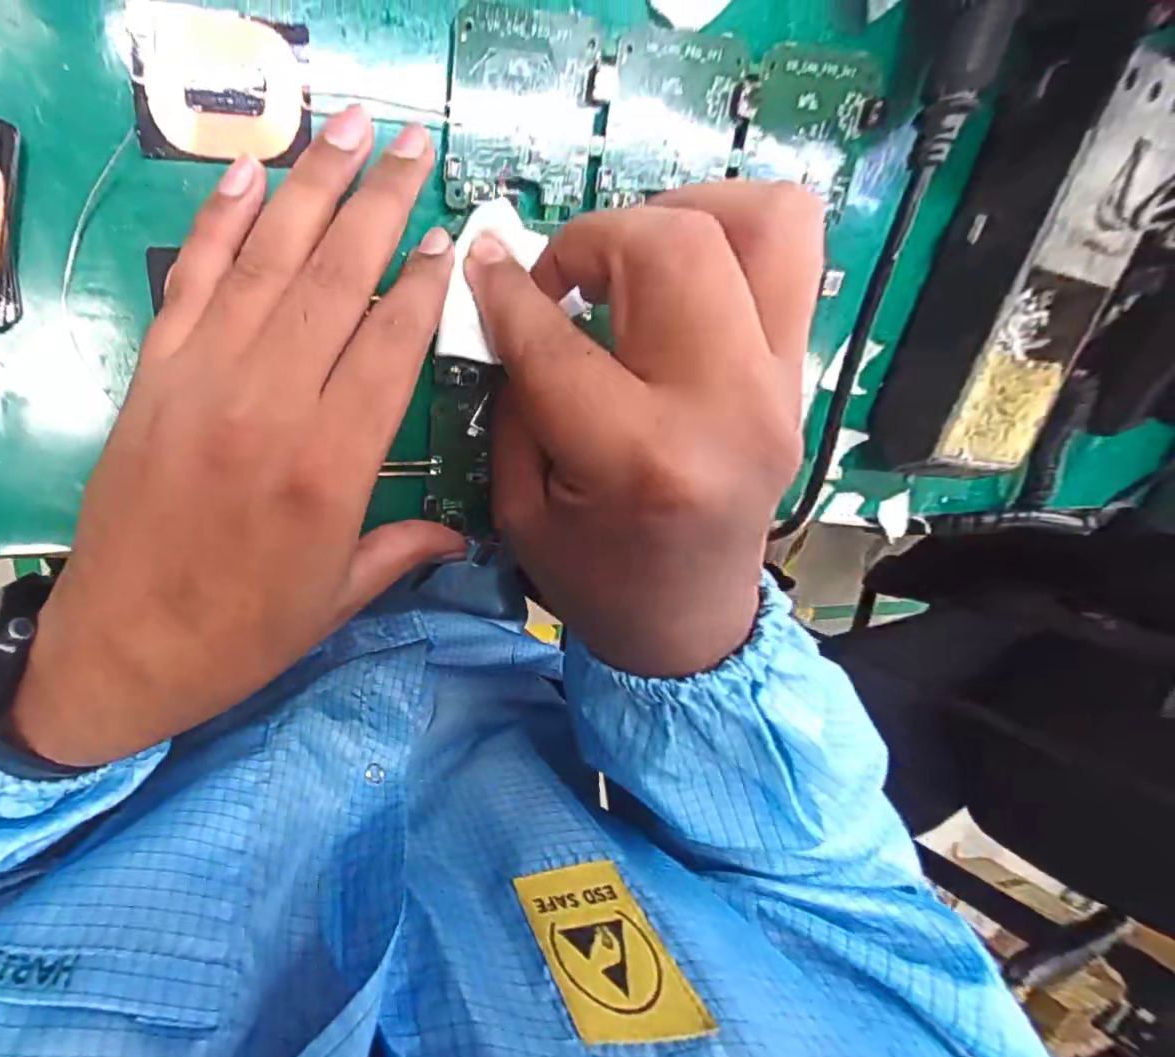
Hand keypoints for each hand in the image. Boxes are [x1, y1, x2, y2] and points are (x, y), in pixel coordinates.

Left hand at [11, 107, 463, 766]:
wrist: (121, 647)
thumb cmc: (234, 638)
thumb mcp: (329, 604)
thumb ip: (396, 552)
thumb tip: (456, 533)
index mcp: (330, 467)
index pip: (393, 342)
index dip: (426, 281)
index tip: (449, 235)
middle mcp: (270, 406)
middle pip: (337, 280)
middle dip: (381, 201)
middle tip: (412, 140)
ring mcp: (202, 384)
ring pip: (266, 263)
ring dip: (310, 187)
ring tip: (347, 127)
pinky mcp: (151, 381)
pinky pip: (188, 285)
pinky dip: (217, 225)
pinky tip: (246, 178)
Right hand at [467, 183, 821, 676]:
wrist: (688, 622)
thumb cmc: (588, 578)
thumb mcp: (518, 506)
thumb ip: (515, 404)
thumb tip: (512, 315)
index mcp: (635, 457)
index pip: (558, 341)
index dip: (506, 293)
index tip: (479, 264)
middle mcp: (724, 405)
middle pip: (674, 248)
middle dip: (591, 238)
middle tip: (552, 277)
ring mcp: (780, 384)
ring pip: (761, 222)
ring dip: (675, 214)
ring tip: (620, 258)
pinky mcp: (798, 375)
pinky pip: (785, 258)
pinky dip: (718, 240)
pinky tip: (664, 279)